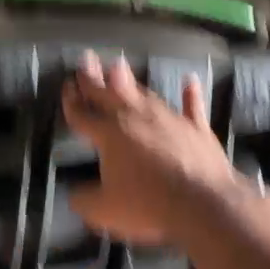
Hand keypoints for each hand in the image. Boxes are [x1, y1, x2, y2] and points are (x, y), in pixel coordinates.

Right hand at [63, 51, 237, 244]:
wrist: (203, 204)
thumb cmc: (147, 205)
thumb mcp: (103, 210)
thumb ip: (84, 200)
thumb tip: (74, 194)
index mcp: (109, 135)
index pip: (83, 115)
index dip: (72, 101)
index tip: (66, 85)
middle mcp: (137, 119)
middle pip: (110, 94)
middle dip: (94, 77)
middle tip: (86, 58)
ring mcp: (169, 120)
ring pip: (145, 95)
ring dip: (130, 81)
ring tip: (118, 65)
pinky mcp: (197, 129)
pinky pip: (192, 107)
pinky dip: (190, 94)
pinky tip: (190, 80)